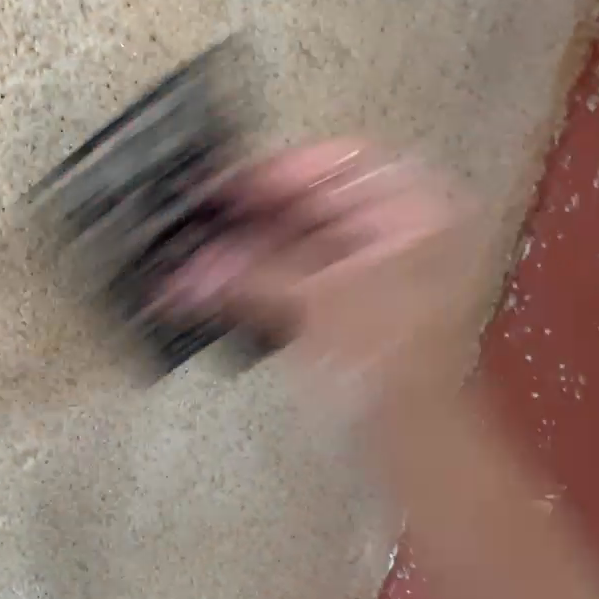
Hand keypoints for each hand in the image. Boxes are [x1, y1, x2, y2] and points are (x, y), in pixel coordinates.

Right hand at [164, 140, 491, 410]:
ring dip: (233, 249)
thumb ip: (250, 275)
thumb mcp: (324, 303)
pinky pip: (274, 274)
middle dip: (245, 217)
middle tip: (194, 221)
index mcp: (412, 215)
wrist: (410, 435)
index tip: (228, 190)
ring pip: (283, 240)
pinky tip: (197, 282)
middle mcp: (385, 233)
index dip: (282, 172)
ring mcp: (353, 269)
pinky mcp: (325, 301)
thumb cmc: (394, 361)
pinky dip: (238, 278)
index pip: (343, 163)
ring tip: (185, 256)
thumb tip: (189, 266)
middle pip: (305, 203)